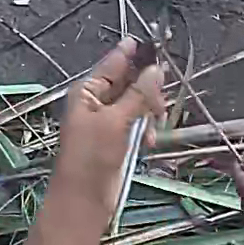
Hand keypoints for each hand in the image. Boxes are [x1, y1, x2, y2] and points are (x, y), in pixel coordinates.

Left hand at [54, 37, 163, 214]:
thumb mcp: (116, 121)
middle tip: (160, 100)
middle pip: (129, 81)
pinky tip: (148, 140)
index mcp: (88, 91)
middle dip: (147, 88)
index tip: (156, 42)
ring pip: (137, 102)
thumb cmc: (92, 157)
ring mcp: (108, 120)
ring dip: (148, 111)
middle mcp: (97, 101)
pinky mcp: (118, 137)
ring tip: (154, 124)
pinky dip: (145, 128)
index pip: (114, 63)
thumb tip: (157, 69)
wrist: (83, 202)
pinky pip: (138, 122)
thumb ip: (138, 94)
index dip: (134, 52)